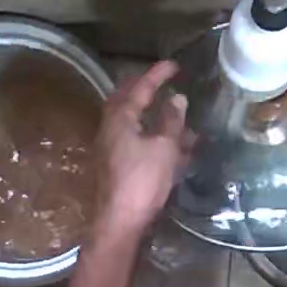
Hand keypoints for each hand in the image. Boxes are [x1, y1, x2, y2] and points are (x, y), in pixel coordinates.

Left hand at [92, 60, 191, 243]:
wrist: (120, 222)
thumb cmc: (142, 182)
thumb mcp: (164, 148)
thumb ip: (171, 121)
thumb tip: (177, 99)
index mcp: (119, 118)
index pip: (140, 87)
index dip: (158, 74)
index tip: (174, 65)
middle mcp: (110, 129)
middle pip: (127, 101)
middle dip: (145, 90)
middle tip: (163, 82)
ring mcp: (110, 149)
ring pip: (132, 122)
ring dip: (151, 115)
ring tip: (173, 112)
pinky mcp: (115, 166)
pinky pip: (135, 141)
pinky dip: (151, 136)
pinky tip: (169, 143)